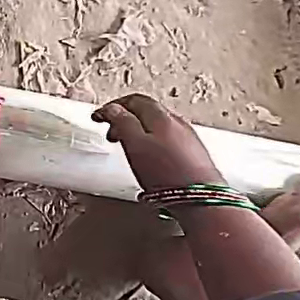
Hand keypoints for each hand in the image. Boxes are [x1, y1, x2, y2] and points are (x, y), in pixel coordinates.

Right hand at [96, 93, 224, 190]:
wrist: (200, 198)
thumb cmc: (167, 173)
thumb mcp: (134, 144)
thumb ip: (122, 122)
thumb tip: (111, 108)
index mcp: (161, 116)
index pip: (134, 100)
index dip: (112, 106)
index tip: (99, 116)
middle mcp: (177, 123)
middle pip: (145, 110)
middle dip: (123, 118)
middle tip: (109, 131)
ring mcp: (187, 138)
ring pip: (155, 125)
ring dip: (136, 130)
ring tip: (124, 145)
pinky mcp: (192, 153)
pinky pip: (165, 138)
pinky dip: (149, 140)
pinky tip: (145, 156)